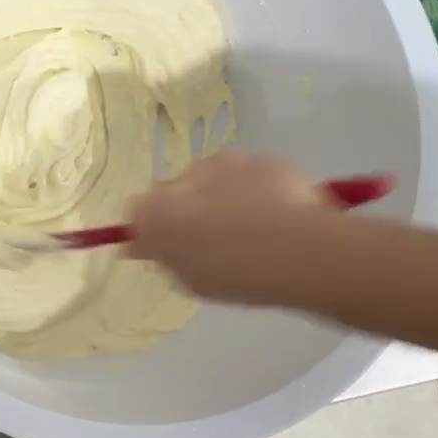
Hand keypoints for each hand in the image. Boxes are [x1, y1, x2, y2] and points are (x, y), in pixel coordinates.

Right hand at [128, 150, 350, 303]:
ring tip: (249, 225)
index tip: (165, 248)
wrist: (301, 250)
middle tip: (210, 239)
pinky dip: (250, 188)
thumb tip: (145, 247)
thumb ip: (166, 259)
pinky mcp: (257, 157)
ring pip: (208, 179)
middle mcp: (180, 179)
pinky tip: (273, 212)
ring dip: (217, 195)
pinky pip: (244, 173)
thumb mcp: (192, 280)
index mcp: (155, 211)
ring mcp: (220, 163)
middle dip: (184, 209)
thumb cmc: (239, 274)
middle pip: (172, 191)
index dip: (149, 229)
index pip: (136, 212)